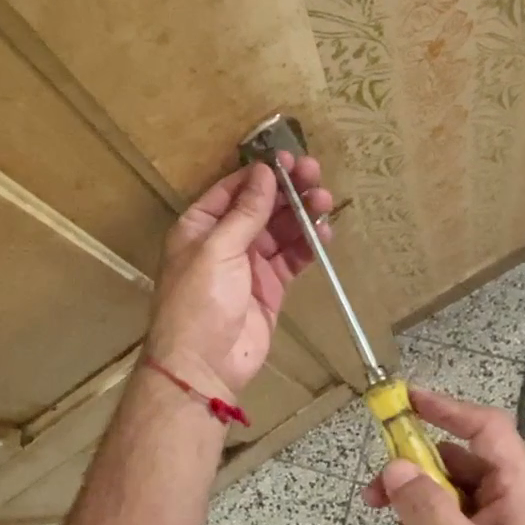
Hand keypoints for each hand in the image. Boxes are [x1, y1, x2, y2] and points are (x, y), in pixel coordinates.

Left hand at [146, 153, 331, 395]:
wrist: (203, 365)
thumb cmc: (199, 301)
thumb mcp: (218, 250)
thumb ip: (245, 213)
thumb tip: (263, 172)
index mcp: (199, 228)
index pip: (231, 190)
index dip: (259, 174)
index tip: (287, 158)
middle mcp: (223, 242)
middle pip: (260, 207)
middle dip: (287, 190)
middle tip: (314, 172)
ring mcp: (248, 266)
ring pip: (279, 231)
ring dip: (301, 214)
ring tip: (324, 199)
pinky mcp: (270, 288)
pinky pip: (292, 259)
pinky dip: (307, 245)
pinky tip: (324, 231)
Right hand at [360, 388, 524, 524]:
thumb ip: (425, 509)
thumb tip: (393, 468)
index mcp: (517, 490)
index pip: (485, 428)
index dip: (447, 408)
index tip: (405, 401)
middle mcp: (507, 501)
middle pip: (449, 468)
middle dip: (410, 486)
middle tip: (372, 502)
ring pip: (439, 504)